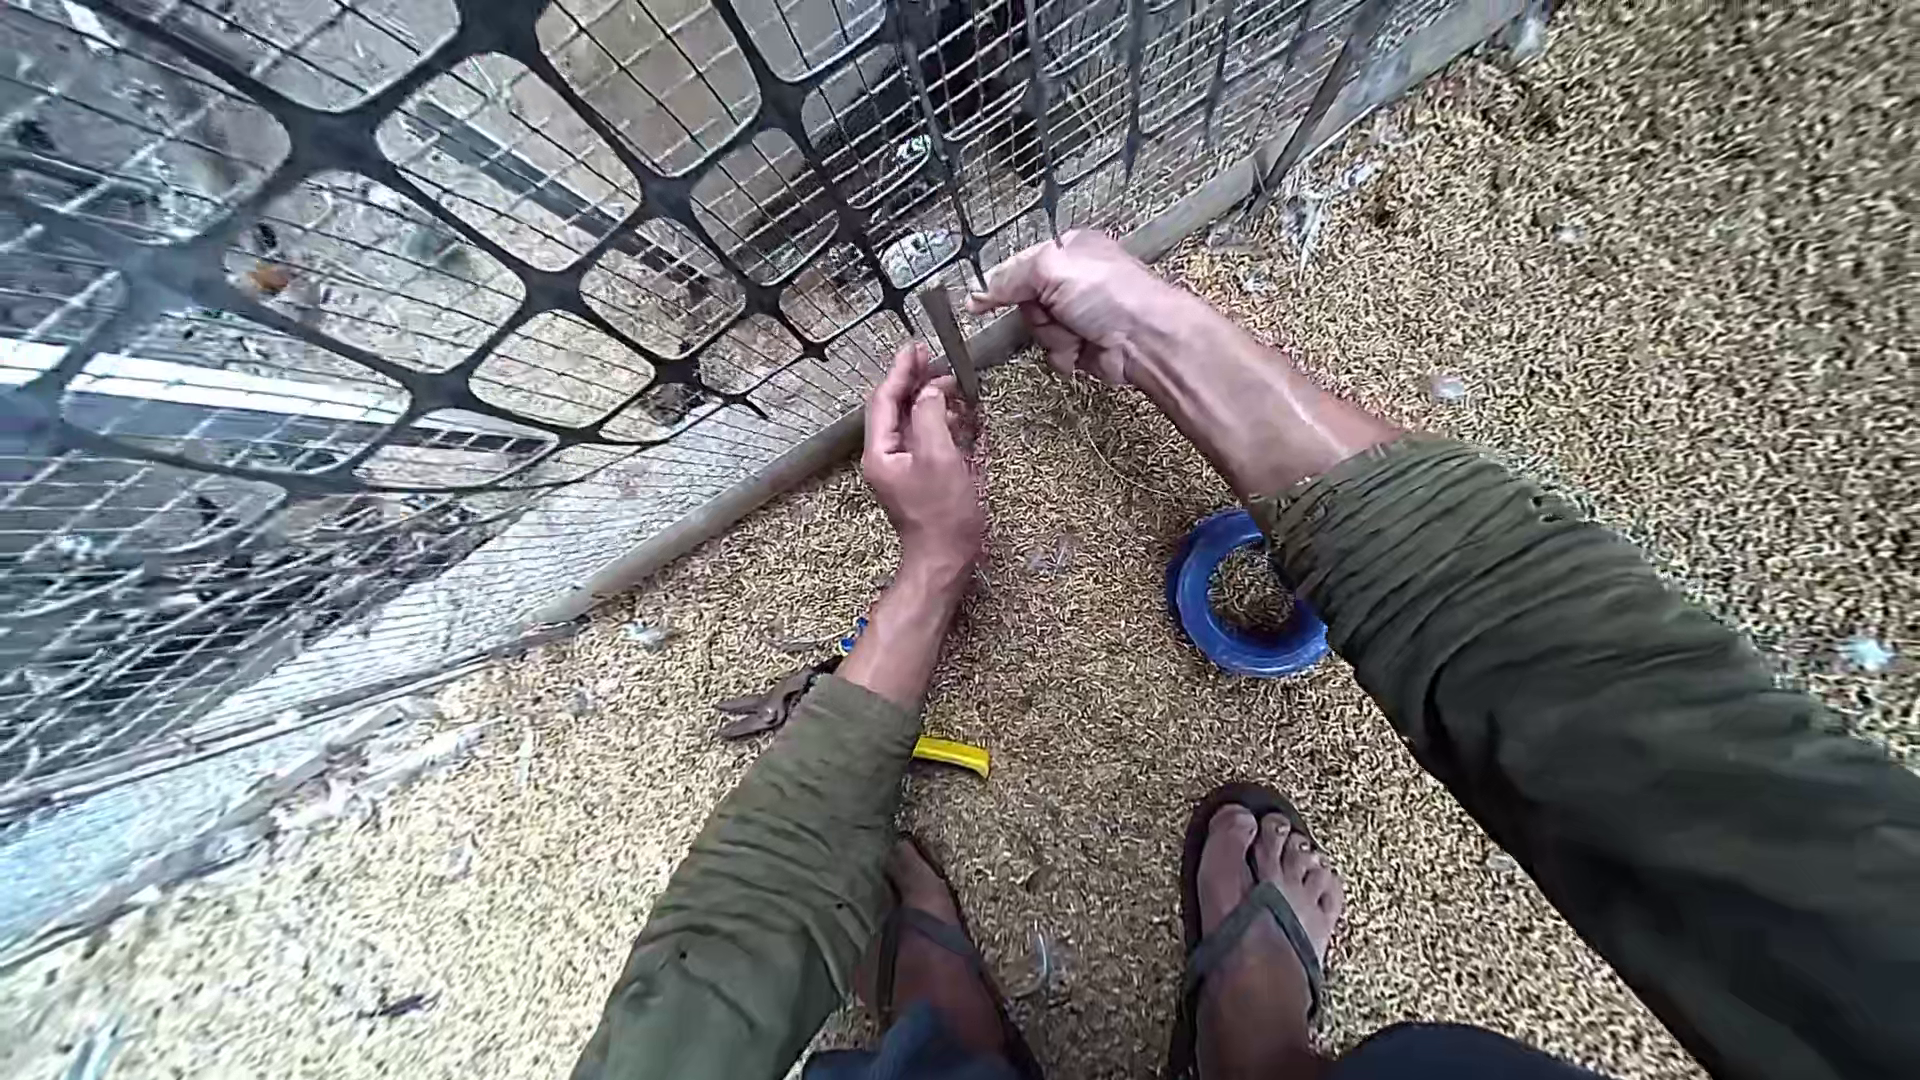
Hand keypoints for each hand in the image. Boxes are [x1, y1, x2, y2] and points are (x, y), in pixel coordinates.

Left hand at [862, 341, 982, 587]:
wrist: (944, 558)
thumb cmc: (942, 514)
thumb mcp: (939, 457)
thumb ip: (931, 416)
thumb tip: (931, 391)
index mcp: (880, 452)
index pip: (884, 400)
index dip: (900, 372)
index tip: (916, 348)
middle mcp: (885, 458)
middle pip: (895, 409)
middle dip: (915, 383)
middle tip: (936, 361)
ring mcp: (901, 469)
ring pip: (911, 424)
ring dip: (929, 402)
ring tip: (951, 385)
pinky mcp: (918, 478)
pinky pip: (924, 441)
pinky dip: (938, 424)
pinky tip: (954, 416)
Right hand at [965, 229, 1197, 385]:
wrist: (1144, 339)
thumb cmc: (1110, 294)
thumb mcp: (1052, 268)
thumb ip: (1010, 277)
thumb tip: (977, 292)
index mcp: (1068, 251)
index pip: (1019, 267)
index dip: (1002, 286)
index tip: (980, 304)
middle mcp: (1072, 282)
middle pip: (1026, 304)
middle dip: (1038, 314)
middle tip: (1057, 311)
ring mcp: (1077, 316)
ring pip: (1038, 332)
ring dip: (1053, 337)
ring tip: (1077, 332)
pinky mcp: (1081, 346)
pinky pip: (1054, 354)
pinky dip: (1065, 354)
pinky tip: (1083, 348)